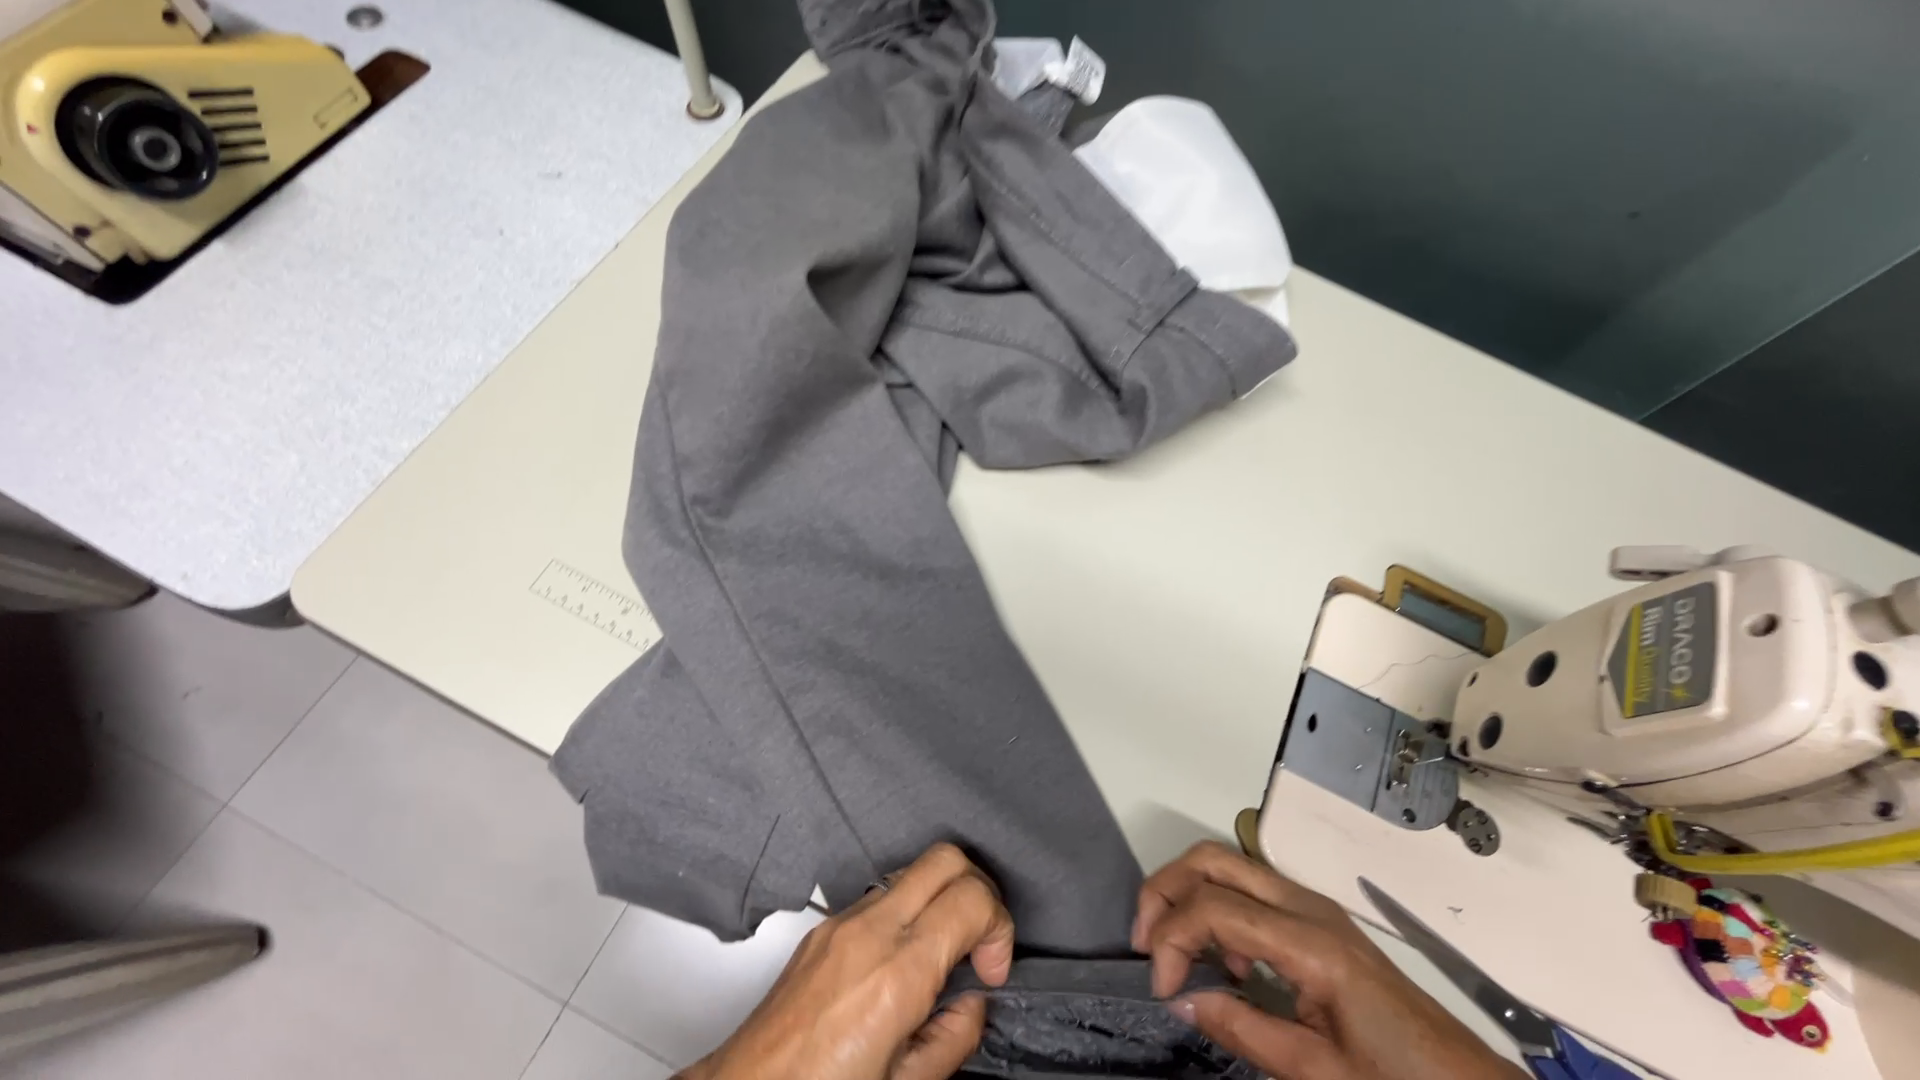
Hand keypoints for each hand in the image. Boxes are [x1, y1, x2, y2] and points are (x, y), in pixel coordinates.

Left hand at [682, 843, 1014, 1079]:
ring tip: (944, 953)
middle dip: (980, 891)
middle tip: (981, 943)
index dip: (999, 929)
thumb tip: (973, 1000)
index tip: (992, 970)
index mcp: (895, 974)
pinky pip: (883, 893)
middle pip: (946, 858)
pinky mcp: (824, 927)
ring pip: (914, 869)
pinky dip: (911, 910)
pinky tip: (907, 958)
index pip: (972, 899)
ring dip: (944, 897)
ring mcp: (842, 922)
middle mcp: (868, 932)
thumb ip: (955, 1036)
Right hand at [1134, 841, 1525, 1079]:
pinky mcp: (1315, 919)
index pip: (1213, 906)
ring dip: (1187, 893)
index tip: (1160, 989)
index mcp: (1310, 943)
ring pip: (1226, 865)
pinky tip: (1225, 963)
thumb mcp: (1318, 1074)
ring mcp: (1311, 906)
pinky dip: (1215, 906)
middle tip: (1143, 942)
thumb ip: (1242, 1028)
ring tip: (1172, 950)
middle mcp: (1306, 906)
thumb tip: (1176, 999)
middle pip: (1212, 860)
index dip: (1171, 938)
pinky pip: (1247, 889)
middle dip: (1164, 890)